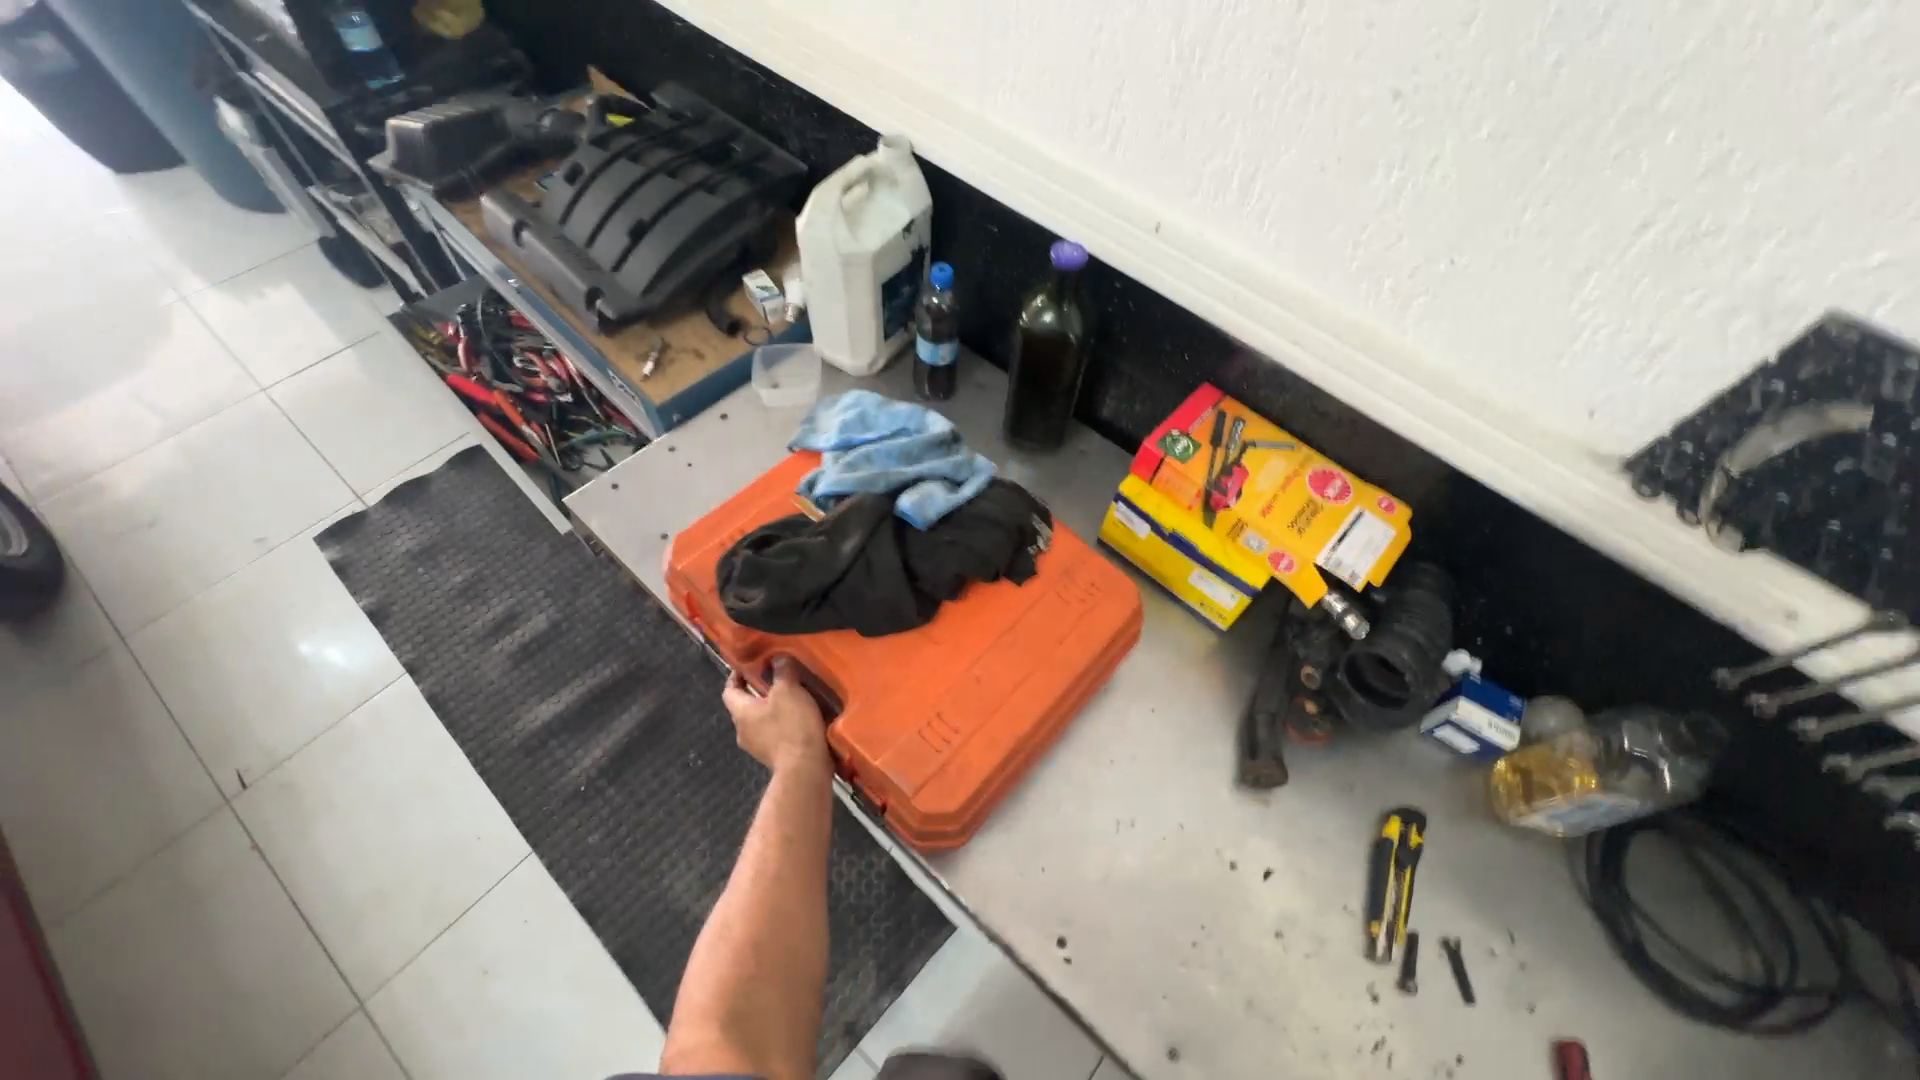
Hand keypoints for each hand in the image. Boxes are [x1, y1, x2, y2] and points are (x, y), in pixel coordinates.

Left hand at [722, 658, 828, 774]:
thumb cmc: (791, 726)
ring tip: (794, 697)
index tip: (749, 665)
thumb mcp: (788, 690)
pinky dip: (783, 724)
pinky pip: (774, 734)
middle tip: (778, 678)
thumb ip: (782, 671)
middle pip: (746, 706)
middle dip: (759, 691)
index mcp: (740, 712)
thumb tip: (777, 659)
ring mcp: (757, 747)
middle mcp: (743, 731)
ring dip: (773, 709)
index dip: (736, 676)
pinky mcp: (774, 757)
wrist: (805, 768)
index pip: (729, 690)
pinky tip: (801, 718)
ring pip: (761, 721)